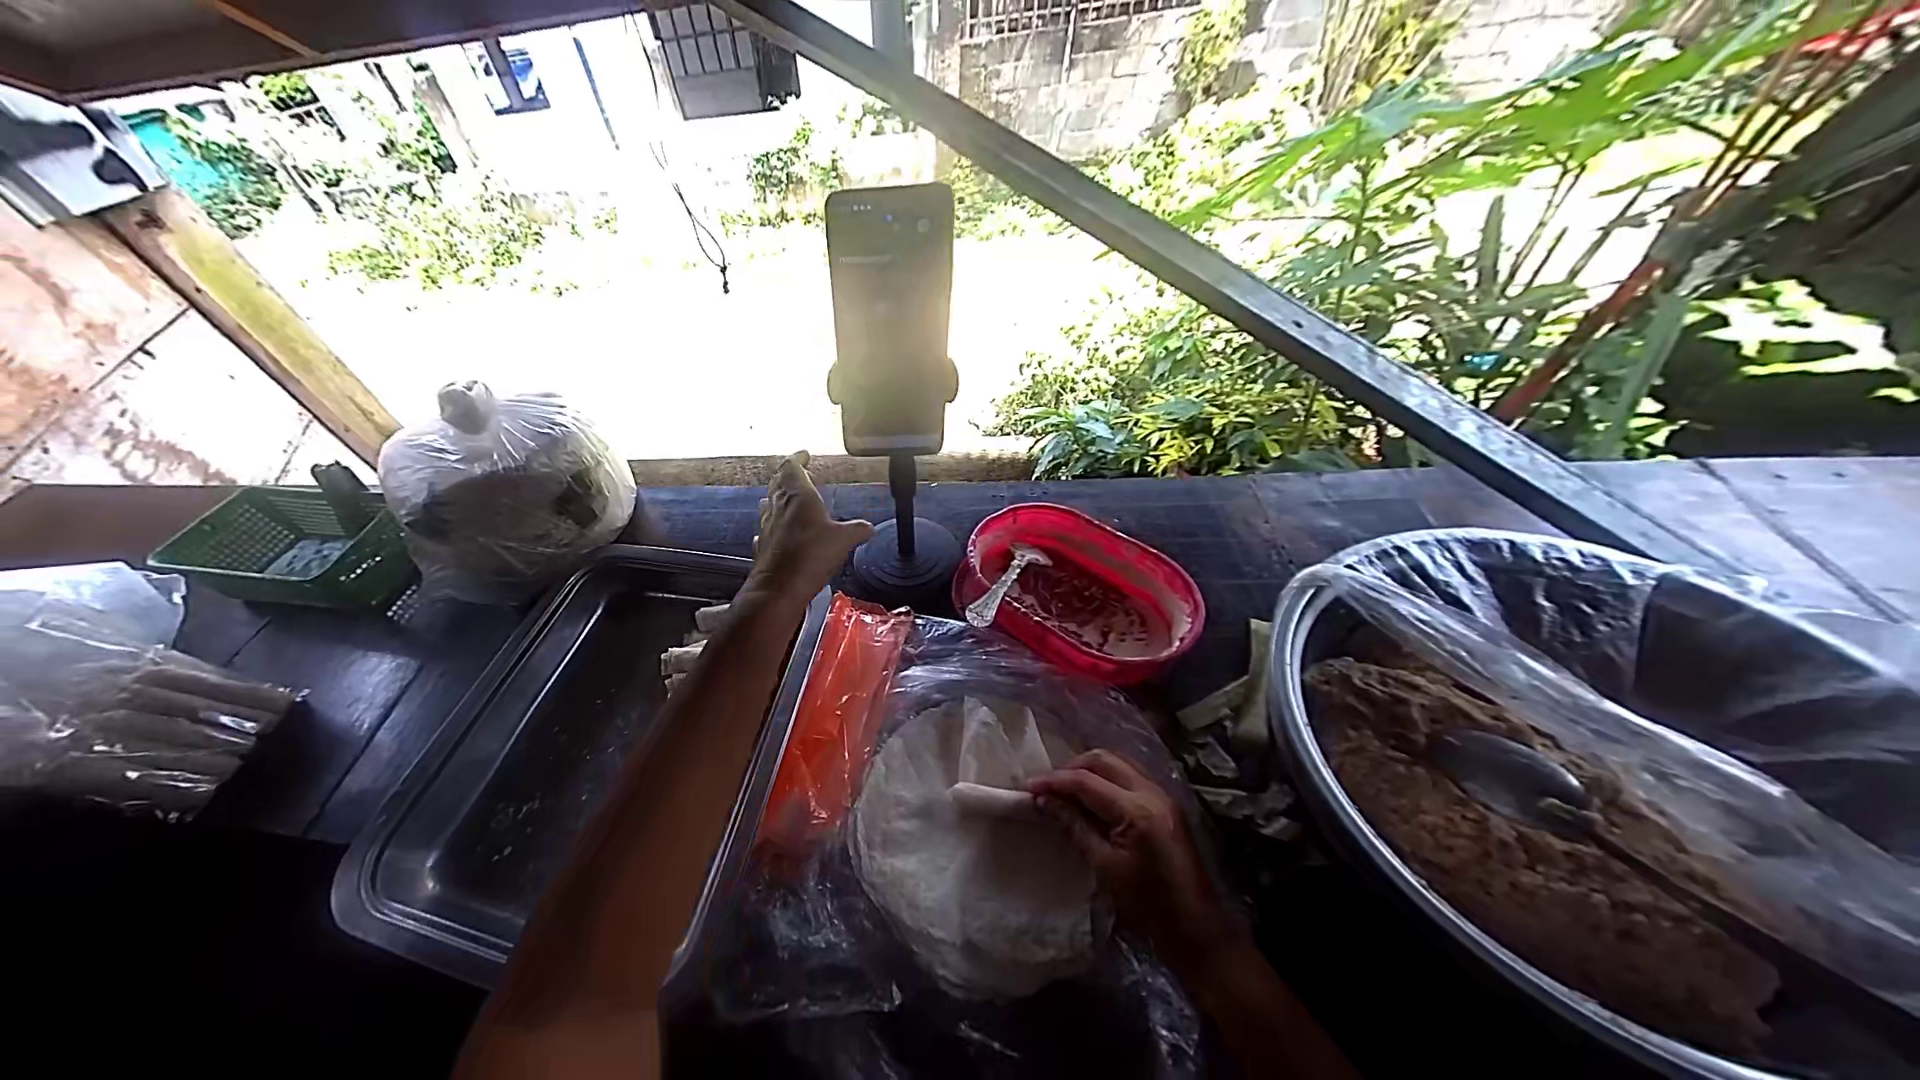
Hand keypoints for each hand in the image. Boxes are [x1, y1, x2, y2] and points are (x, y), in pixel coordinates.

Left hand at [745, 451, 873, 606]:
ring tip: (784, 496)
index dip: (797, 459)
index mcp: (798, 497)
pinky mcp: (763, 546)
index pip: (792, 468)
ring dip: (777, 496)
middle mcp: (779, 507)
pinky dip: (772, 524)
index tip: (803, 455)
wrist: (779, 588)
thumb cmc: (809, 556)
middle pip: (778, 483)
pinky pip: (766, 528)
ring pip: (769, 503)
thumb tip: (868, 528)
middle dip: (787, 475)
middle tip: (795, 473)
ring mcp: (768, 527)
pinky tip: (776, 530)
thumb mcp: (843, 540)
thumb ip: (857, 530)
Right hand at [1028, 749, 1239, 973]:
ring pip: (1117, 763)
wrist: (1197, 928)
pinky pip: (1129, 777)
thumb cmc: (1148, 906)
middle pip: (1103, 759)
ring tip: (1063, 791)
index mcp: (1137, 809)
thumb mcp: (1104, 867)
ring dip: (1088, 771)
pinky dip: (1106, 780)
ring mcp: (1162, 795)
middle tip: (1046, 787)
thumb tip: (1044, 802)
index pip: (1086, 781)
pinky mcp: (1165, 804)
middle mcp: (1152, 792)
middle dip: (1071, 768)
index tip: (1028, 788)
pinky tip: (1090, 799)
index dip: (1054, 781)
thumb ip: (1074, 826)